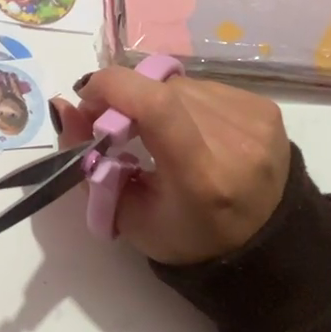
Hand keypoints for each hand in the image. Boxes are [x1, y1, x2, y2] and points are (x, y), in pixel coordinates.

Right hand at [54, 69, 290, 265]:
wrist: (266, 247)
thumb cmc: (187, 237)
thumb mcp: (125, 214)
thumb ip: (87, 161)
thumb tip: (64, 105)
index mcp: (200, 177)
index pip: (156, 106)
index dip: (112, 87)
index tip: (87, 99)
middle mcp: (234, 143)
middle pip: (159, 91)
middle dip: (124, 98)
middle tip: (111, 123)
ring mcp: (255, 122)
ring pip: (180, 83)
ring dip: (153, 99)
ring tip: (153, 130)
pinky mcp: (266, 109)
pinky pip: (205, 86)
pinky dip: (183, 101)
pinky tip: (187, 129)